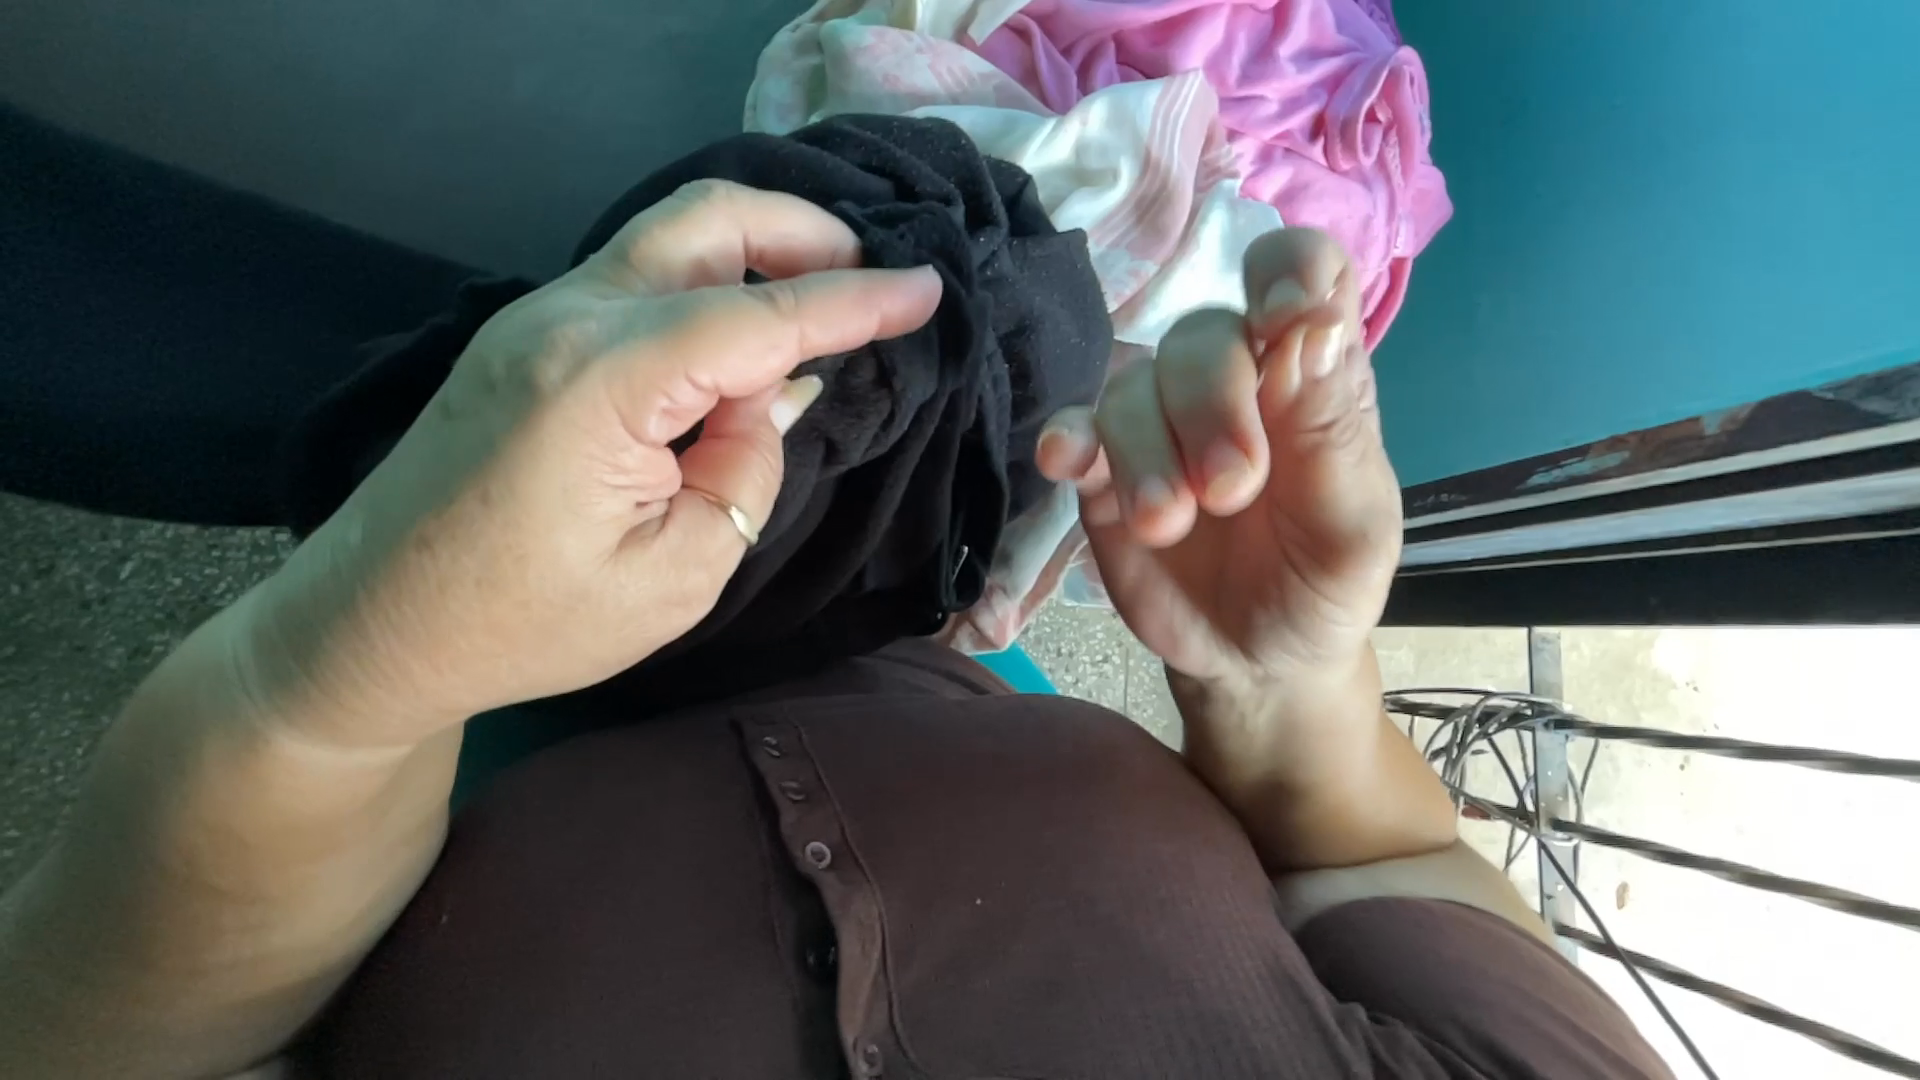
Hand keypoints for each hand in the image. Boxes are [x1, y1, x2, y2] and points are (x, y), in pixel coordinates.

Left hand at [248, 180, 941, 748]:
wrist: (374, 626)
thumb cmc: (529, 622)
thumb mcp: (678, 574)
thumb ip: (743, 469)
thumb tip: (760, 399)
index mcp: (604, 380)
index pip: (759, 319)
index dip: (855, 301)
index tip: (928, 289)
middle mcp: (567, 318)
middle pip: (705, 223)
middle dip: (805, 233)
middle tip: (872, 274)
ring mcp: (539, 318)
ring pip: (672, 237)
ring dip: (761, 250)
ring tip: (824, 298)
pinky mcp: (533, 339)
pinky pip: (645, 279)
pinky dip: (716, 283)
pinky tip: (747, 336)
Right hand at [1037, 228, 1400, 690]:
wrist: (1250, 659)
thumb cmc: (1318, 586)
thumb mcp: (1351, 525)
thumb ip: (1332, 430)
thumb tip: (1311, 323)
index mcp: (1307, 382)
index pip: (1299, 272)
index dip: (1287, 272)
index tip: (1280, 321)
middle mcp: (1228, 388)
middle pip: (1201, 334)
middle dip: (1209, 406)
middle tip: (1230, 491)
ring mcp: (1157, 430)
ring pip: (1131, 386)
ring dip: (1145, 452)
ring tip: (1168, 524)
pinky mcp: (1103, 474)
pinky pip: (1075, 430)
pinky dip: (1068, 438)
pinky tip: (1067, 462)